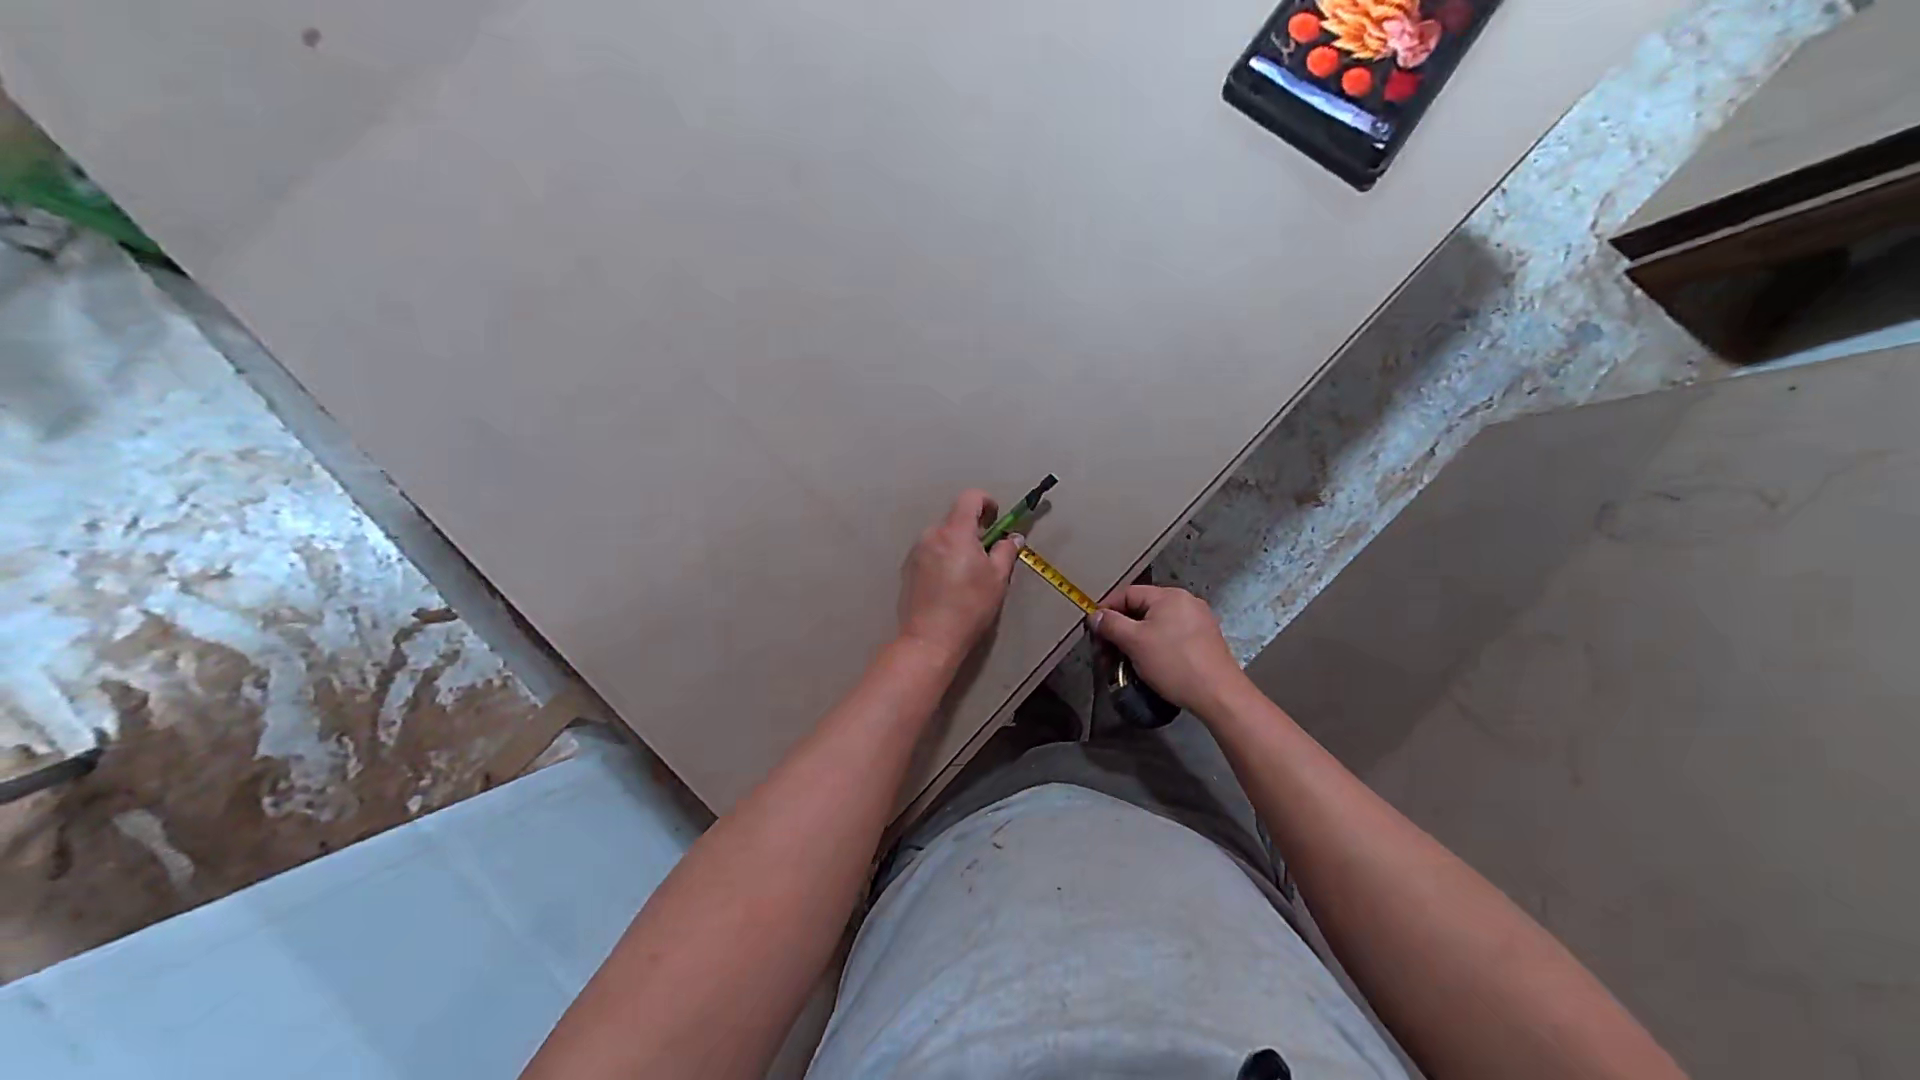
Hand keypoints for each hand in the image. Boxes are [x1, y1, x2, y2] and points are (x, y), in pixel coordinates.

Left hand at [898, 490, 1020, 659]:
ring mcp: (916, 551)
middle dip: (973, 531)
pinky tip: (948, 585)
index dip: (987, 503)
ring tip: (967, 575)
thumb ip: (1006, 551)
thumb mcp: (997, 578)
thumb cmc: (969, 607)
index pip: (970, 497)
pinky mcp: (907, 568)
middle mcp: (932, 535)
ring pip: (942, 537)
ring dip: (956, 546)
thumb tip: (1012, 538)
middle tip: (986, 556)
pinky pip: (929, 552)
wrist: (930, 638)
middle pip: (956, 519)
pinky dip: (942, 559)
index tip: (995, 520)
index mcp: (955, 532)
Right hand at [1090, 585, 1248, 716]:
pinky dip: (1154, 646)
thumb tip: (1094, 615)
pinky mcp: (1204, 640)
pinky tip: (1148, 664)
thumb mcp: (1134, 642)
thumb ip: (1111, 624)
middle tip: (1106, 652)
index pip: (1127, 593)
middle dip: (1120, 630)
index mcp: (1169, 596)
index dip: (1106, 610)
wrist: (1218, 695)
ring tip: (1124, 661)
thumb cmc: (1173, 663)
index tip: (1093, 631)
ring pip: (1156, 625)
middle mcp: (1186, 602)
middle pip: (1141, 609)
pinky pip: (1171, 636)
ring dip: (1135, 641)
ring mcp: (1198, 621)